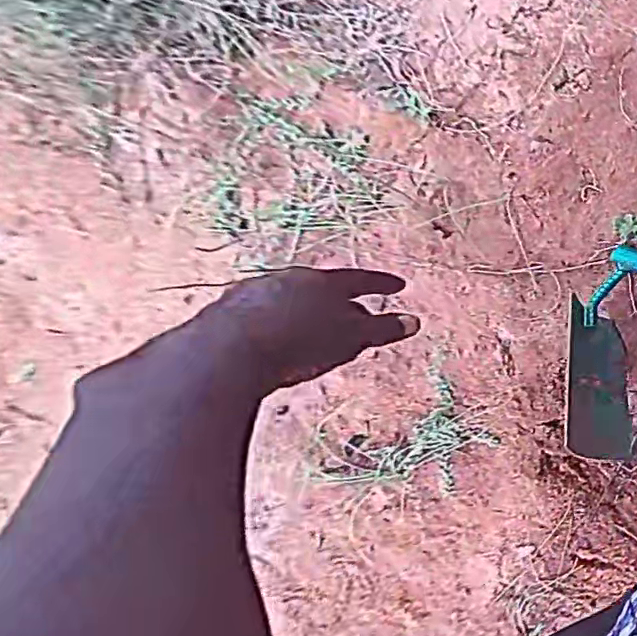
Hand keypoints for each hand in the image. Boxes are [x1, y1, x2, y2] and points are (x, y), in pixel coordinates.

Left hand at [186, 267, 419, 394]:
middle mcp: (287, 280)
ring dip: (308, 313)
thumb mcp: (353, 337)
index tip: (399, 286)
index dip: (382, 284)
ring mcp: (252, 294)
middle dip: (342, 301)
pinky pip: (265, 315)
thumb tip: (413, 322)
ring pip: (291, 300)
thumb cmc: (299, 343)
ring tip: (319, 332)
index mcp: (323, 282)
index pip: (362, 279)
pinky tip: (283, 342)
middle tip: (357, 314)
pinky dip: (281, 324)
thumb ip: (383, 329)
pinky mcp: (224, 313)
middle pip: (323, 289)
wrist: (224, 356)